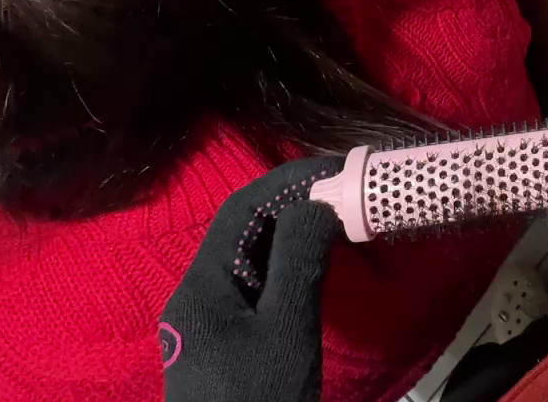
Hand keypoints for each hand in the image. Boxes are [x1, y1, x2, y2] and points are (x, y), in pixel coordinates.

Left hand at [160, 156, 342, 401]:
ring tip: (342, 212)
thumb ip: (300, 255)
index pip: (242, 208)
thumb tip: (318, 201)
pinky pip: (261, 279)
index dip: (290, 180)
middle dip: (296, 199)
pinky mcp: (231, 339)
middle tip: (348, 188)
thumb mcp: (286, 327)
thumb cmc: (258, 401)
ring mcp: (213, 319)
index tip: (339, 169)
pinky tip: (322, 255)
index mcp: (201, 286)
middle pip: (245, 226)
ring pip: (255, 252)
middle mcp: (200, 295)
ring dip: (297, 226)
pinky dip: (294, 257)